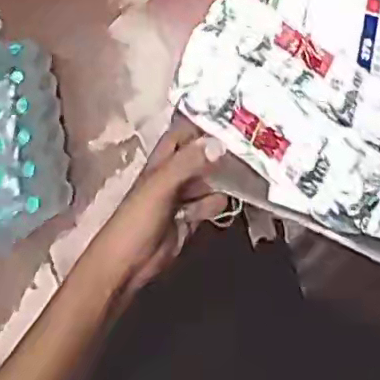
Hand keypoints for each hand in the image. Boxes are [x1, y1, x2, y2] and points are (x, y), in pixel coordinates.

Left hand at [77, 117, 230, 297]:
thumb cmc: (138, 218)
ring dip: (223, 179)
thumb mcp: (161, 185)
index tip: (234, 116)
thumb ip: (188, 163)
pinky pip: (210, 204)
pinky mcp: (190, 218)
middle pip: (201, 155)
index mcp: (163, 159)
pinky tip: (228, 202)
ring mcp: (183, 196)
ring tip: (248, 173)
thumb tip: (220, 143)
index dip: (204, 123)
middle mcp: (174, 173)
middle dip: (221, 152)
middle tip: (252, 146)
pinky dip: (218, 203)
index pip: (185, 131)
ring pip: (208, 180)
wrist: (128, 264)